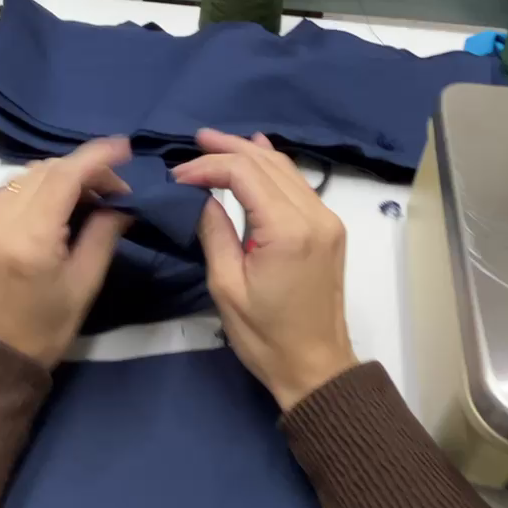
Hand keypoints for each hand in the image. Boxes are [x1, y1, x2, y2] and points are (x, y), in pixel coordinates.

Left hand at [0, 137, 134, 367]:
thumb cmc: (46, 328)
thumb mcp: (85, 283)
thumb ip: (104, 233)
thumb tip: (121, 201)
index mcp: (29, 240)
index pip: (64, 176)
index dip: (96, 157)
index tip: (125, 148)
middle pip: (46, 170)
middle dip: (84, 170)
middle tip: (112, 191)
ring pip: (27, 175)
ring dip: (60, 177)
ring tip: (86, 197)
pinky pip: (10, 189)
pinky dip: (37, 188)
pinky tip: (54, 205)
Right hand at [173, 129, 355, 409]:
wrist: (316, 367)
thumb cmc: (265, 336)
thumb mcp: (226, 285)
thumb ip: (213, 231)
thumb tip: (199, 194)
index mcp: (287, 230)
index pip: (244, 174)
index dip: (209, 167)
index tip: (178, 177)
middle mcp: (314, 215)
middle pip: (268, 163)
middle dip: (229, 148)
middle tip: (195, 140)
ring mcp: (327, 220)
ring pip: (286, 168)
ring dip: (250, 153)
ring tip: (216, 143)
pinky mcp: (329, 228)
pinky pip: (298, 184)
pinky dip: (272, 167)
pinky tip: (256, 152)